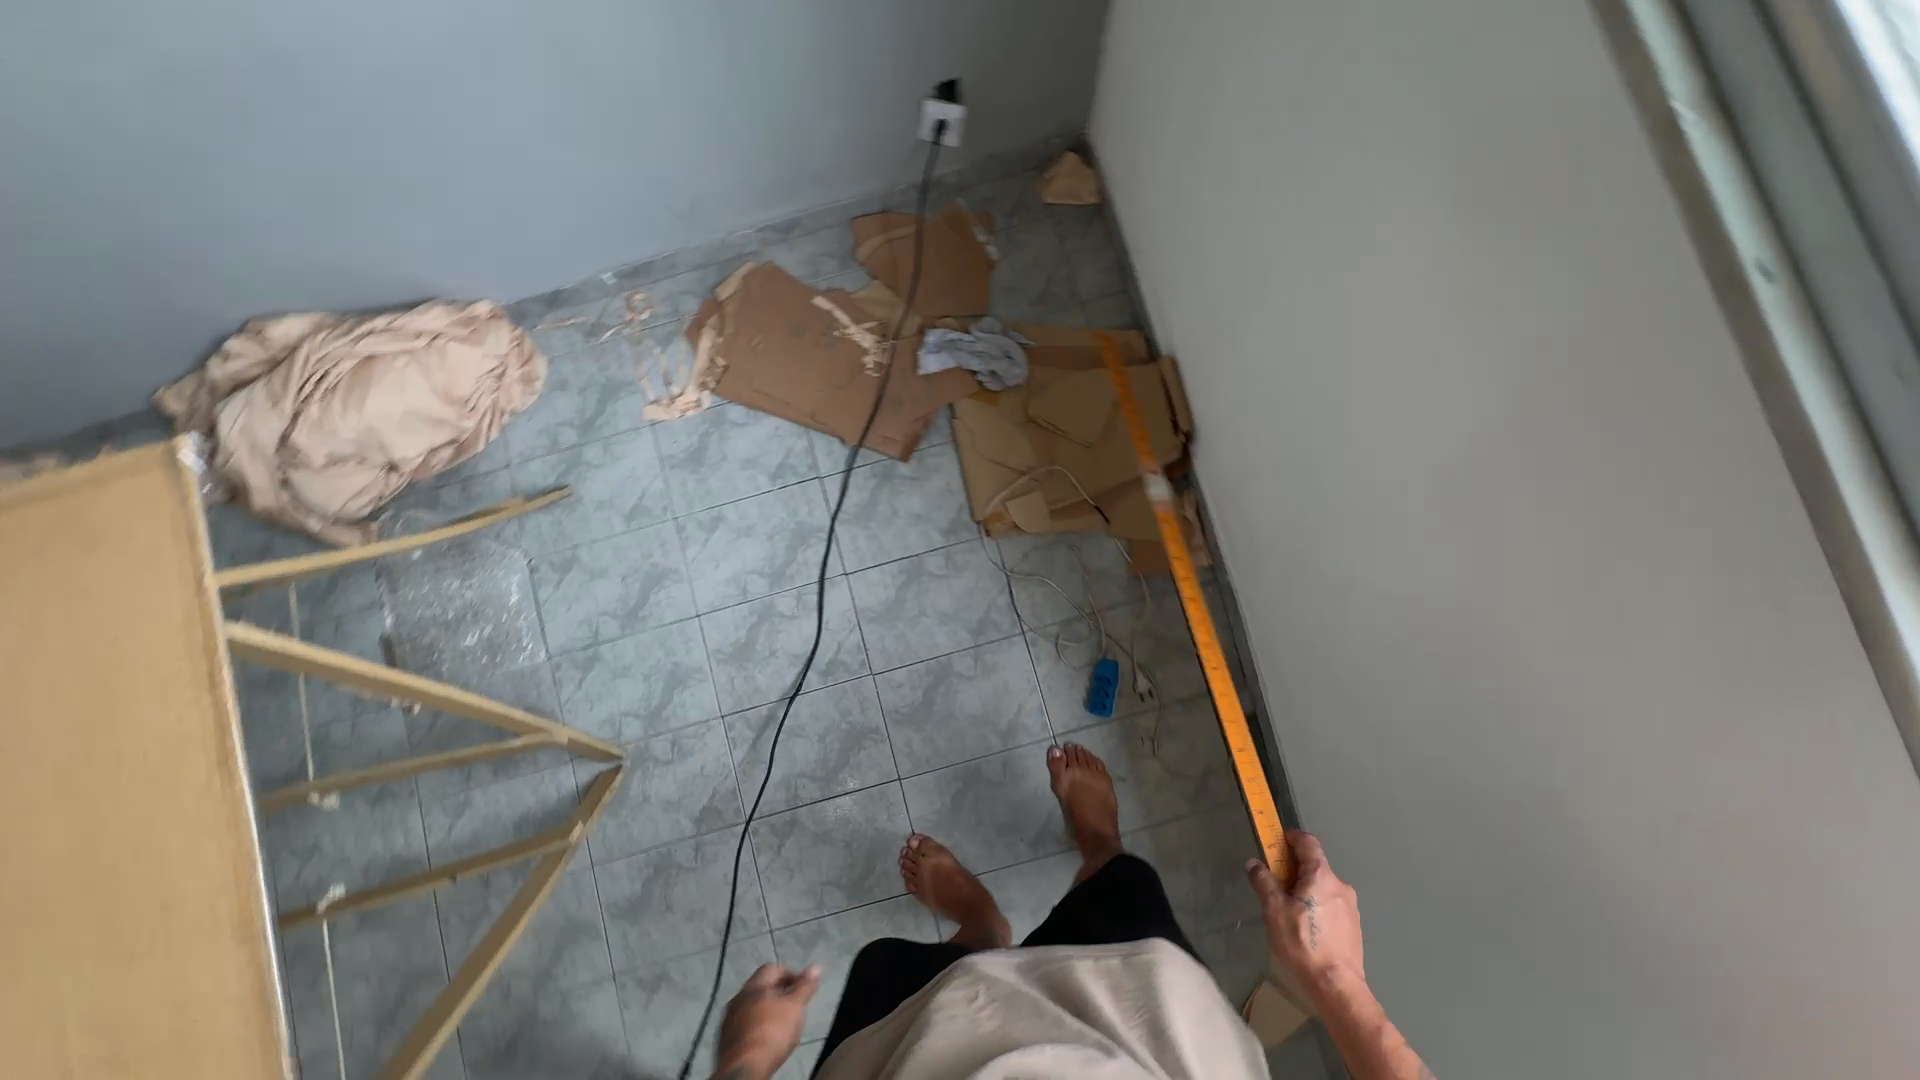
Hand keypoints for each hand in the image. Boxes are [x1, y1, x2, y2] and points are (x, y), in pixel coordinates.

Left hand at [714, 964, 821, 1079]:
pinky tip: (766, 1039)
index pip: (772, 968)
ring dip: (766, 1011)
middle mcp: (738, 997)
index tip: (803, 989)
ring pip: (752, 1008)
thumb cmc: (773, 1032)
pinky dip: (756, 1027)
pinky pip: (744, 1026)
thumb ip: (805, 986)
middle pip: (761, 988)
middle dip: (778, 994)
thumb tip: (817, 966)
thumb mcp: (795, 1007)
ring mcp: (729, 1019)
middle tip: (794, 1007)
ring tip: (781, 1025)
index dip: (790, 975)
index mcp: (754, 985)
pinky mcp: (725, 1040)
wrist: (744, 1069)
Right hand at [1247, 829, 1364, 997]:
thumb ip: (1264, 882)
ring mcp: (1350, 907)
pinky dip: (1317, 905)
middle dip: (1294, 868)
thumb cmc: (1302, 942)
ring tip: (1288, 910)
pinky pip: (1331, 905)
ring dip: (1306, 889)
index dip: (1291, 837)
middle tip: (1275, 883)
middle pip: (1315, 866)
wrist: (1337, 985)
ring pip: (1323, 887)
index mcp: (1321, 876)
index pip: (1308, 843)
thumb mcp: (1274, 910)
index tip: (1276, 840)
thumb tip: (1255, 863)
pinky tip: (1306, 928)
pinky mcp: (1354, 926)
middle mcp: (1340, 885)